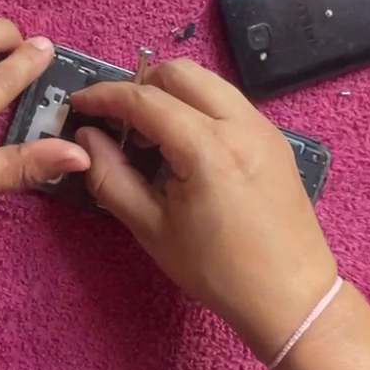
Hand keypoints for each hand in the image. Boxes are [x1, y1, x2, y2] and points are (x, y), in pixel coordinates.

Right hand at [69, 60, 338, 361]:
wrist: (291, 297)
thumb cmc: (218, 270)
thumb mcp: (151, 228)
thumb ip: (110, 177)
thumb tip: (85, 138)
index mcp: (208, 149)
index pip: (145, 100)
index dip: (105, 96)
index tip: (79, 102)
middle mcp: (241, 125)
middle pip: (178, 72)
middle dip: (139, 85)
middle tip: (117, 120)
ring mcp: (263, 127)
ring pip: (206, 81)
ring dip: (168, 93)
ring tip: (148, 133)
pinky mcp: (273, 137)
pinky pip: (225, 101)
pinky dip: (194, 106)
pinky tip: (181, 145)